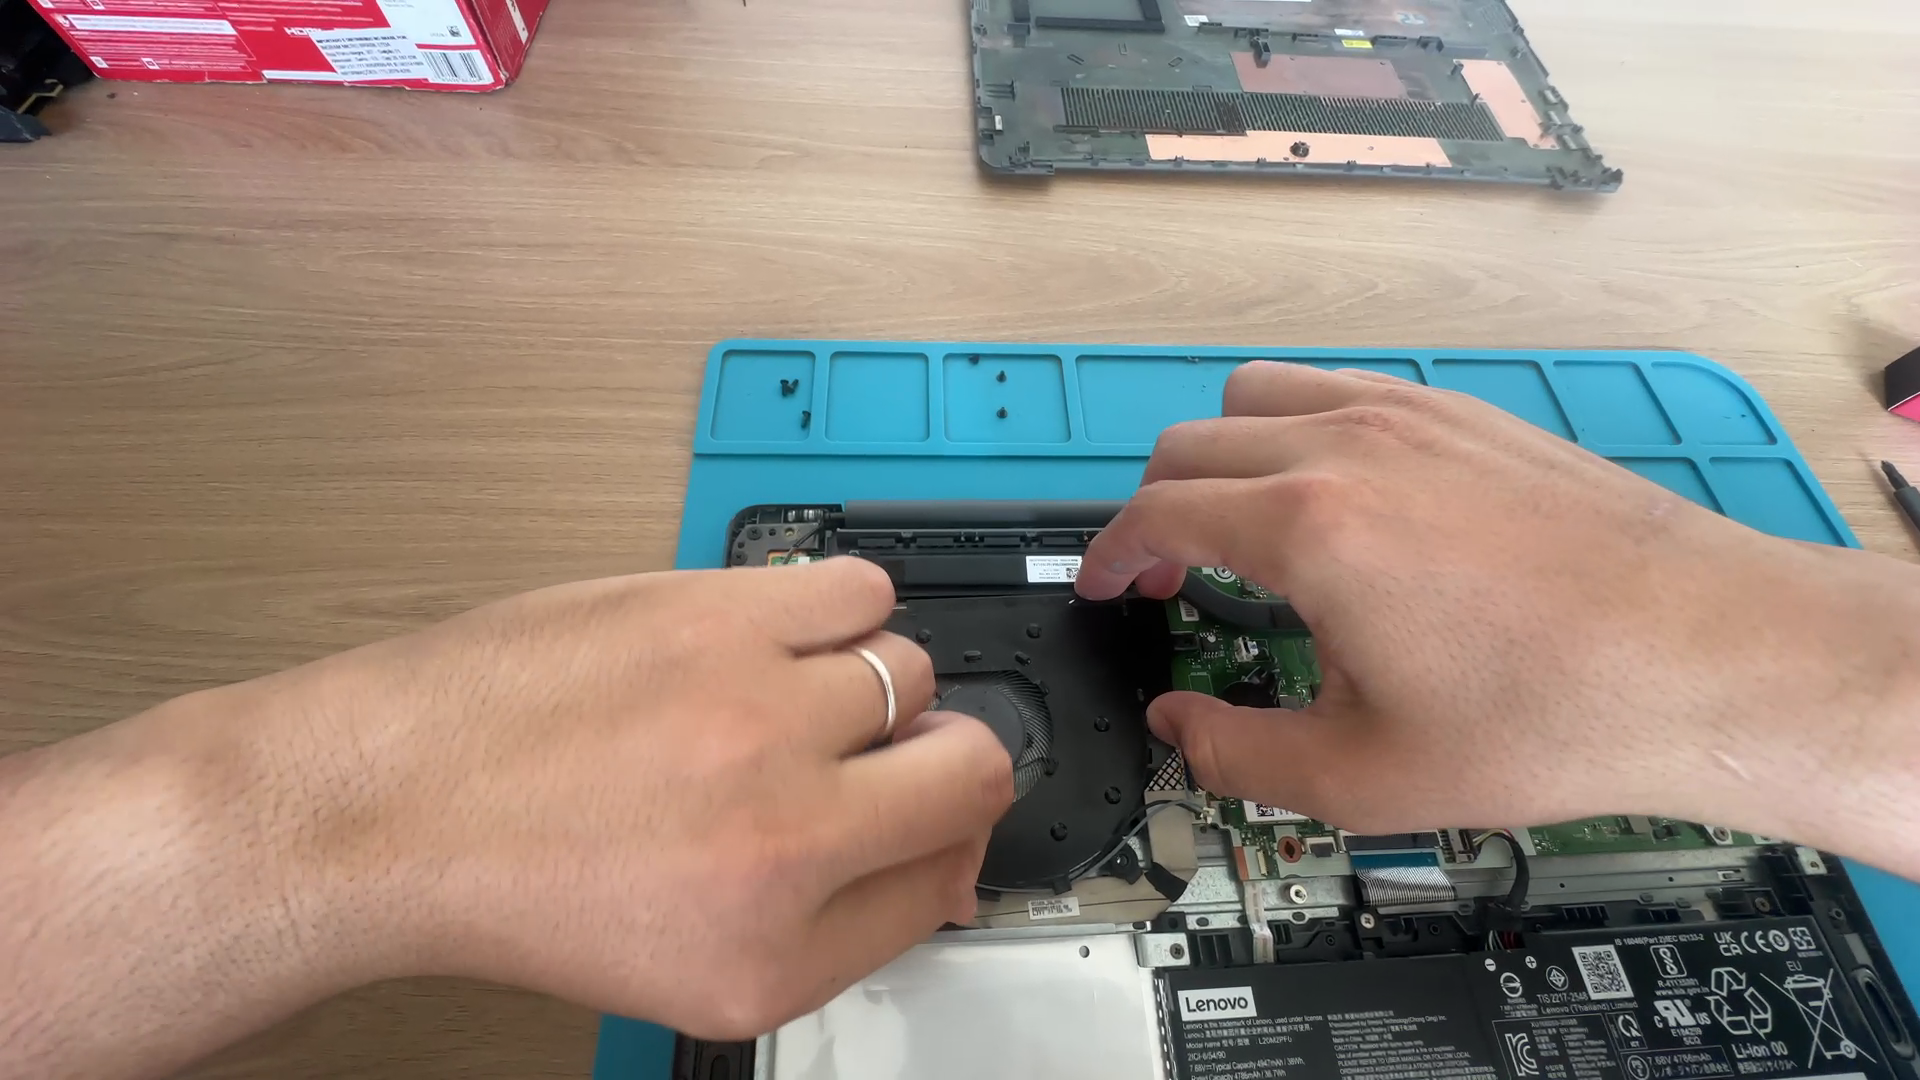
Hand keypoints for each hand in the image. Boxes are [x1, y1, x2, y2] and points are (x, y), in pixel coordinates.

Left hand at [2, 558, 1013, 1077]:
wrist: (394, 803)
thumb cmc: (540, 886)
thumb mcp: (715, 976)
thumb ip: (862, 924)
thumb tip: (951, 854)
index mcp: (782, 925)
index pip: (958, 855)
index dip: (954, 829)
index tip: (925, 813)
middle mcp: (785, 815)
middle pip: (965, 756)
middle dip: (932, 760)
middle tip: (858, 757)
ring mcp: (753, 696)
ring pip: (910, 663)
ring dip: (874, 685)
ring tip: (797, 693)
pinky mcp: (716, 608)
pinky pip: (859, 587)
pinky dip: (841, 613)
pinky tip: (780, 639)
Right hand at [1075, 363, 1919, 859]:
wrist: (1720, 660)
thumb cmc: (1541, 720)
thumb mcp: (1359, 776)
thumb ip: (1232, 752)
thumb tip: (1172, 721)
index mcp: (1303, 529)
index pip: (1154, 512)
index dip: (1106, 552)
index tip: (1101, 584)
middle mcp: (1338, 447)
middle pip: (1184, 447)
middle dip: (1149, 512)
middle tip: (1164, 575)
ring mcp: (1399, 414)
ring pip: (1248, 395)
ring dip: (1212, 456)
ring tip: (1234, 520)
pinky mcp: (1451, 409)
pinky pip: (1326, 388)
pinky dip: (1284, 429)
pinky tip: (1320, 489)